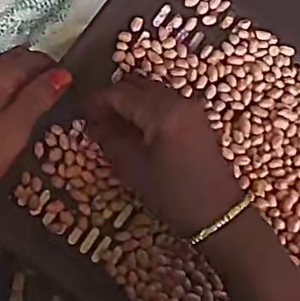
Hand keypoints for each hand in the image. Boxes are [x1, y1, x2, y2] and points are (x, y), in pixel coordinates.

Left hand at [0, 48, 71, 220]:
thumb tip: (62, 72)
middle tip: (64, 92)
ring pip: (4, 76)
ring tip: (46, 104)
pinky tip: (18, 115)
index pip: (31, 57)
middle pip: (16, 61)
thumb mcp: (14, 128)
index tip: (75, 84)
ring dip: (25, 83)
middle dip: (41, 70)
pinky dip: (11, 95)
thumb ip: (37, 98)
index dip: (54, 67)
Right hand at [82, 74, 245, 236]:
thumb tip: (95, 126)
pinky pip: (165, 103)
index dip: (98, 100)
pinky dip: (146, 109)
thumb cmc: (174, 195)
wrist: (218, 215)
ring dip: (130, 102)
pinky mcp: (197, 120)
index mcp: (162, 112)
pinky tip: (134, 129)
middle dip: (114, 98)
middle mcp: (179, 101)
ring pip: (152, 92)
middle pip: (138, 86)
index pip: (122, 93)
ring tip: (111, 124)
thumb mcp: (135, 169)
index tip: (81, 110)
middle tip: (94, 117)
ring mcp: (191, 109)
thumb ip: (112, 141)